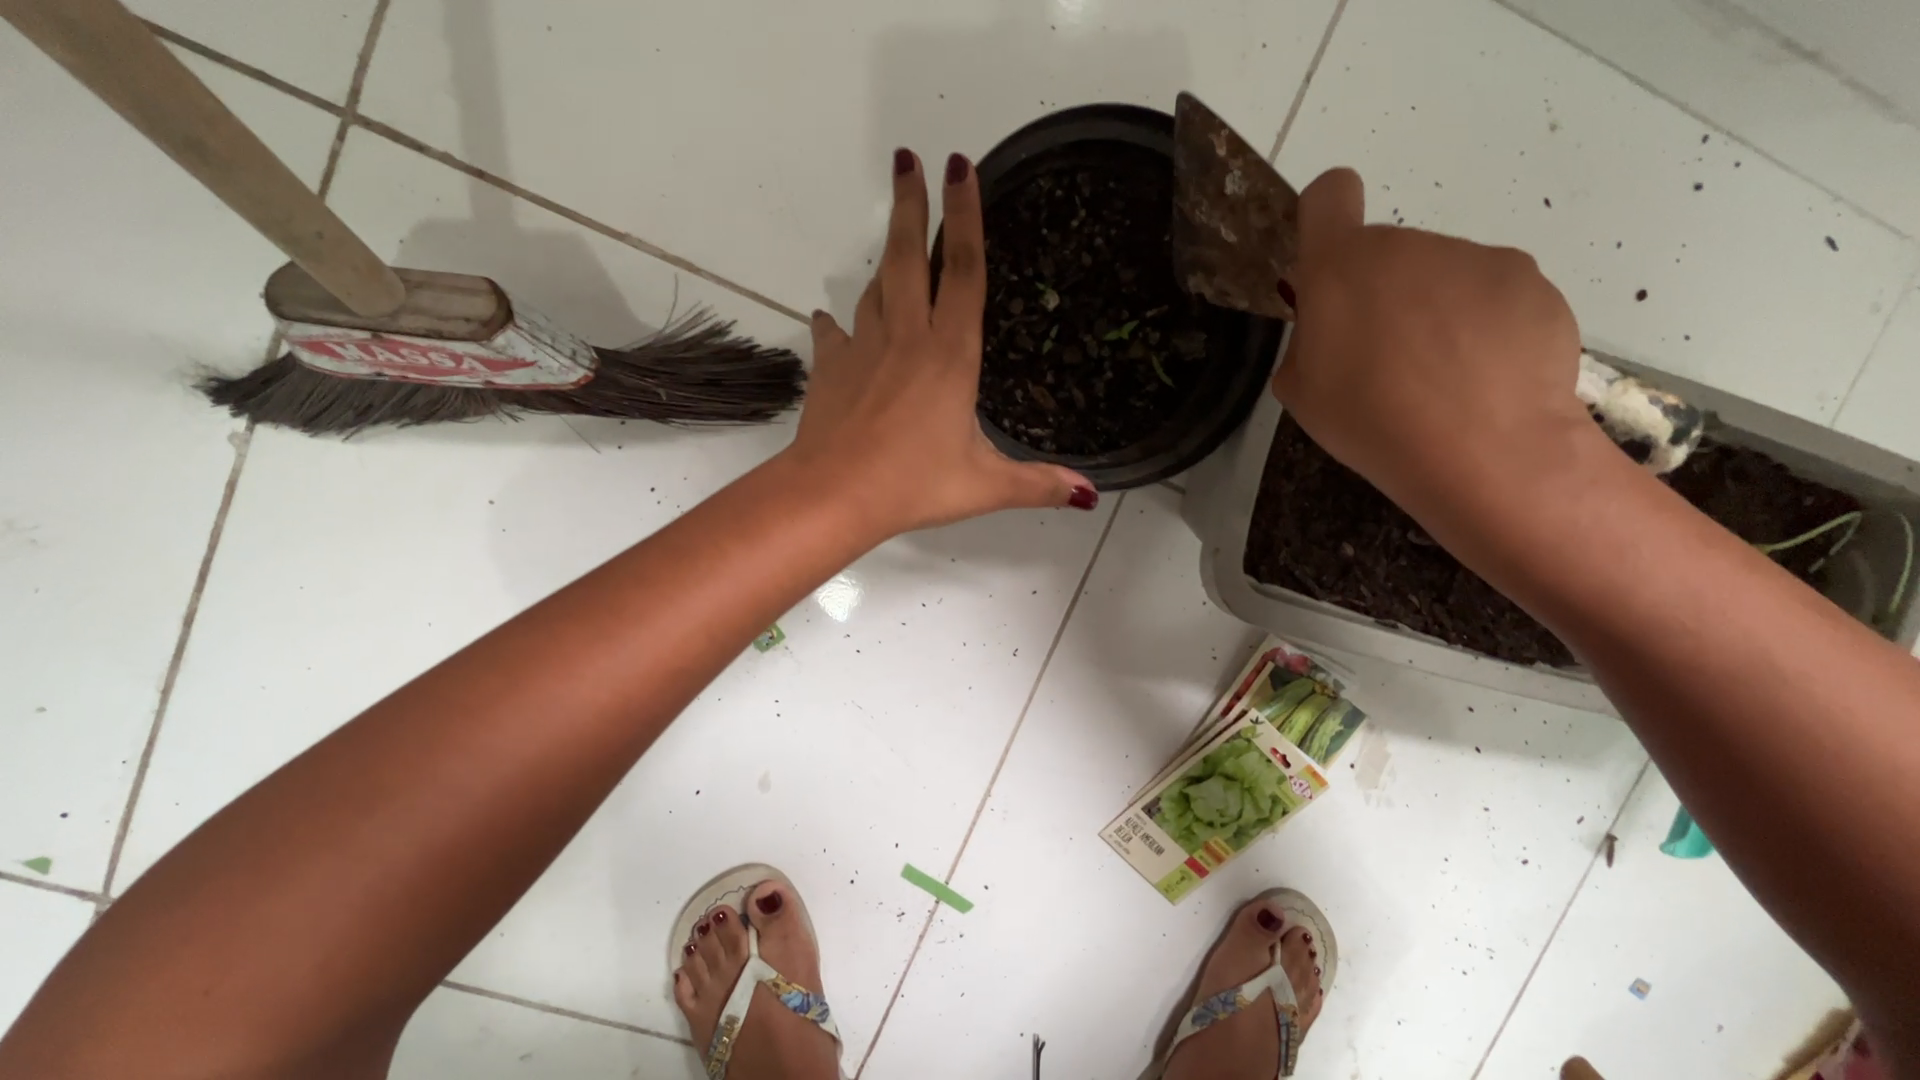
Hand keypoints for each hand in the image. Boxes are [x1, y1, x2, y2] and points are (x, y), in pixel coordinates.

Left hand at [781, 150, 1094, 535]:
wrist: (832, 494)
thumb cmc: (913, 485)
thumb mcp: (984, 486)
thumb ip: (1037, 484)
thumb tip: (1089, 494)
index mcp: (951, 354)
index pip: (964, 271)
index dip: (966, 216)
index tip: (960, 168)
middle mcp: (907, 338)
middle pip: (909, 256)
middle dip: (912, 204)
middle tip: (908, 159)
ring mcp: (863, 348)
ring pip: (874, 286)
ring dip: (885, 255)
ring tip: (894, 233)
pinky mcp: (831, 368)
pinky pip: (835, 333)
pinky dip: (835, 322)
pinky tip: (830, 318)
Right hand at [1273, 168, 1603, 518]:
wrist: (1485, 452)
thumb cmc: (1371, 422)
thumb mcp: (1302, 392)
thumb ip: (1308, 340)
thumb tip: (1333, 329)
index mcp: (1341, 265)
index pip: (1329, 195)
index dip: (1326, 218)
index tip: (1331, 262)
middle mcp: (1409, 244)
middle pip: (1388, 253)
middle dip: (1383, 293)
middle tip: (1388, 361)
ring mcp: (1476, 258)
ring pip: (1443, 275)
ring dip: (1437, 311)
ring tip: (1445, 378)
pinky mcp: (1531, 282)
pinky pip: (1495, 296)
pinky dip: (1487, 328)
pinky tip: (1486, 379)